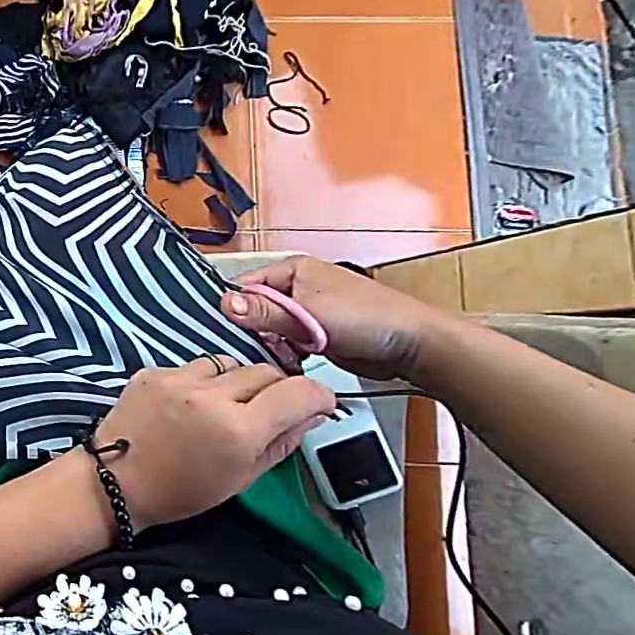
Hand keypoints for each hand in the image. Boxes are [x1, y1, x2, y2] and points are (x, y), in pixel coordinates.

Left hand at [92, 356, 335, 529]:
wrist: (115, 482)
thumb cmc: (180, 491)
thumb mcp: (241, 478)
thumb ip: (281, 442)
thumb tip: (311, 413)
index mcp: (238, 431)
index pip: (298, 392)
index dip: (317, 395)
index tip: (318, 403)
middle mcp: (211, 397)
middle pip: (267, 371)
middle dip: (276, 389)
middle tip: (266, 410)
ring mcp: (179, 379)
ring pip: (231, 364)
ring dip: (237, 382)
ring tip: (222, 407)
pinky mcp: (154, 371)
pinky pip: (195, 366)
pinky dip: (202, 381)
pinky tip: (189, 404)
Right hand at [219, 256, 441, 380]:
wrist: (408, 345)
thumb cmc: (368, 319)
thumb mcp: (307, 314)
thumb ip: (265, 310)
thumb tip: (226, 303)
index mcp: (292, 270)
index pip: (245, 285)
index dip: (235, 309)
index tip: (229, 332)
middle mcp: (296, 288)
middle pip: (255, 310)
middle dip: (255, 333)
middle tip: (261, 349)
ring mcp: (306, 312)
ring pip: (270, 331)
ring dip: (272, 347)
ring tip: (282, 357)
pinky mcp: (314, 334)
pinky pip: (286, 345)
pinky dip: (286, 356)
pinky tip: (292, 364)